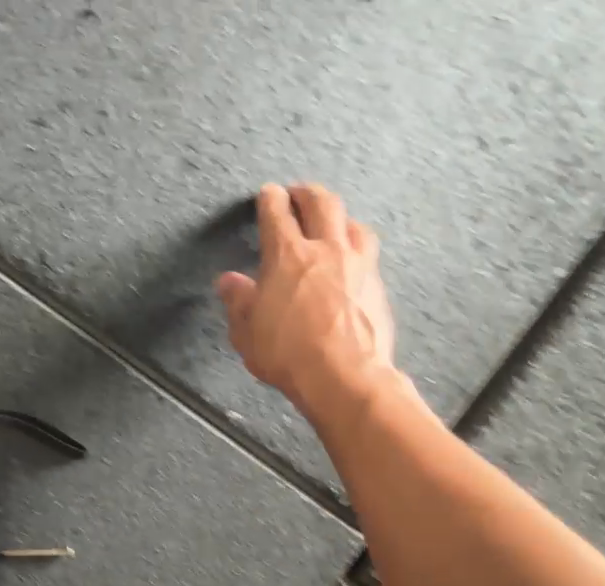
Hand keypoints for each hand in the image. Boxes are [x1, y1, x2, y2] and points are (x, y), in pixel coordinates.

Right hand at [217, 184, 403, 424]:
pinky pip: (366, 249)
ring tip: (330, 218)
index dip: (270, 200)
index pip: (277, 216)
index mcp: (287, 258)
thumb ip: (238, 301)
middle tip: (298, 191)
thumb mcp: (246, 331)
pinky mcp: (376, 282)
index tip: (267, 193)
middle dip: (307, 193)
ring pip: (351, 222)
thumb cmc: (287, 353)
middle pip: (322, 204)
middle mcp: (326, 250)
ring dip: (337, 215)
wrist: (342, 374)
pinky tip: (350, 252)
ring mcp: (357, 263)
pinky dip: (354, 241)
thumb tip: (229, 281)